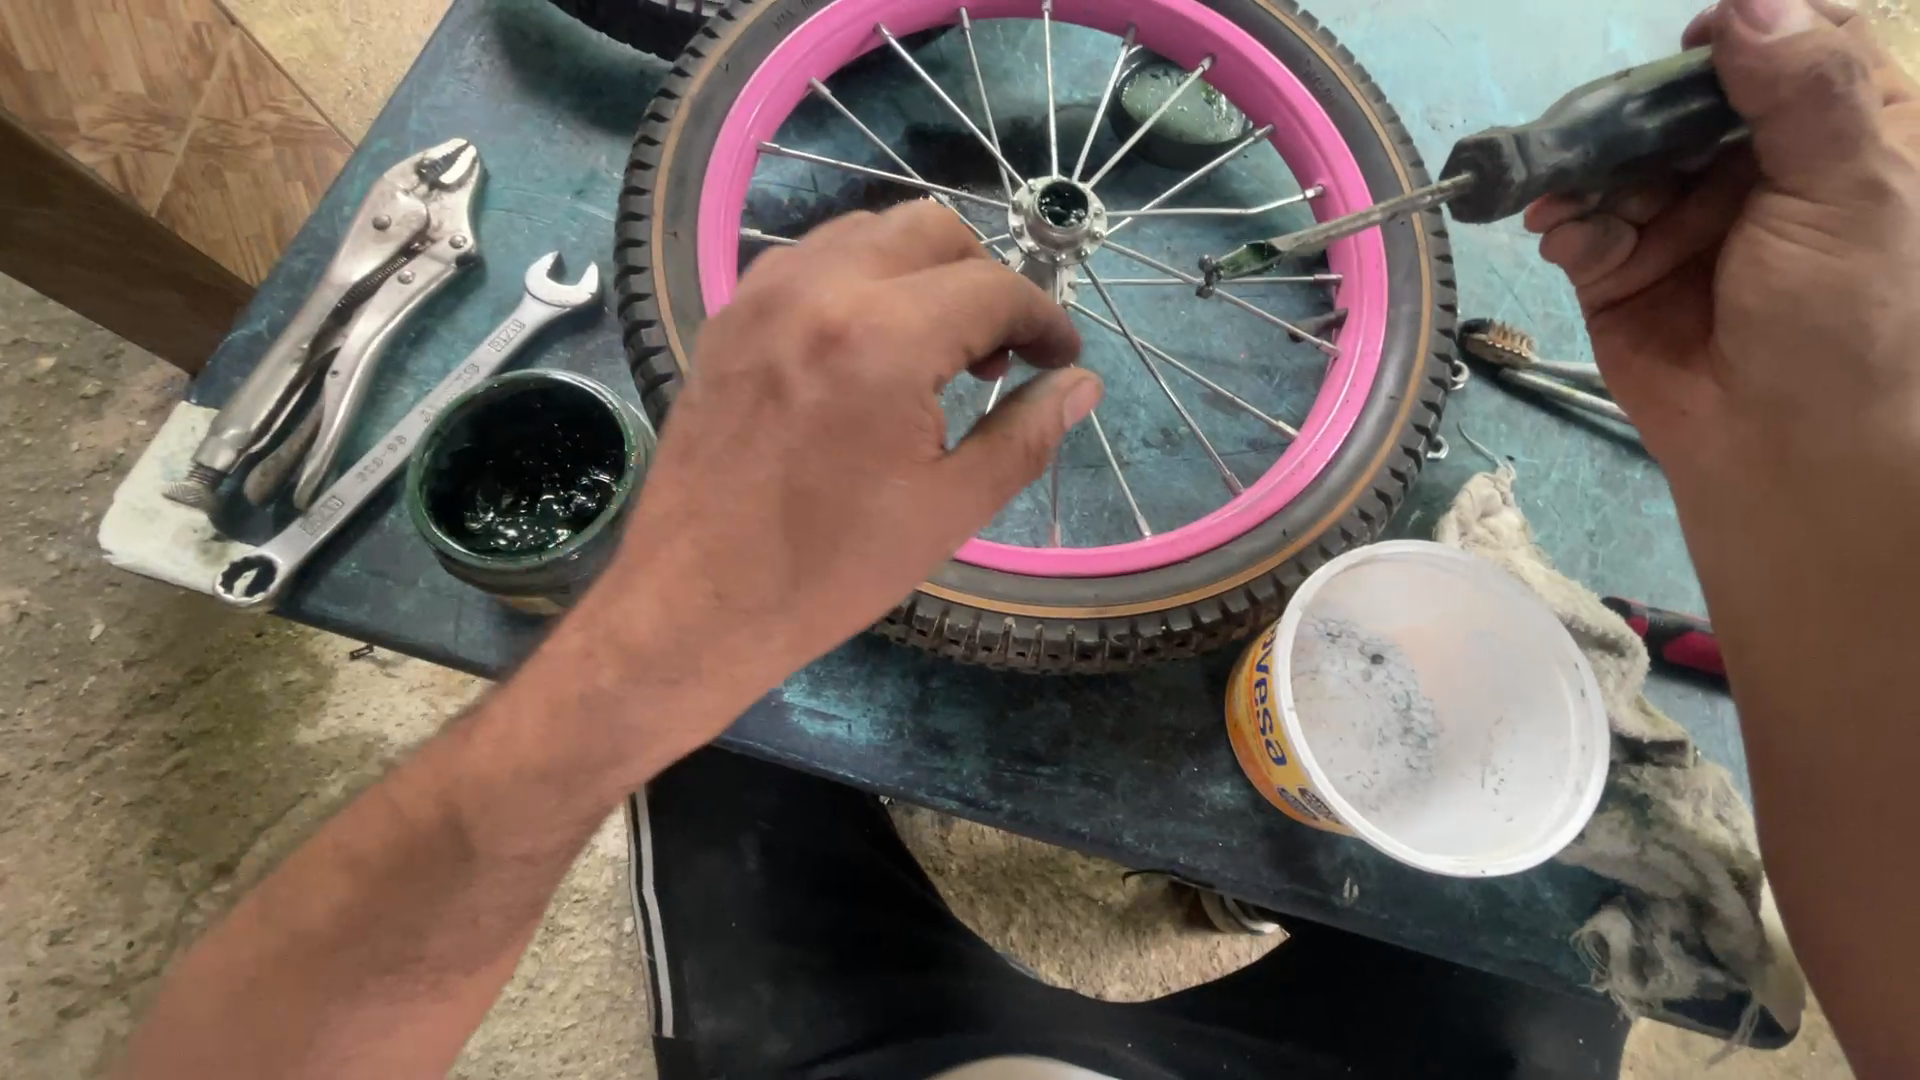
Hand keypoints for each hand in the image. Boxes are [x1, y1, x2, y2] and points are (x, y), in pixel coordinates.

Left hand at [583, 202, 1092, 719]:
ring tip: (936, 350)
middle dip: (986, 280)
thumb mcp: (949, 509)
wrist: (698, 603)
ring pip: (868, 233)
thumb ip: (1026, 435)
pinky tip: (869, 347)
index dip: (1044, 321)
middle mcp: (820, 289)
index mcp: (883, 338)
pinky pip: (811, 263)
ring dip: (922, 273)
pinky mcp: (729, 318)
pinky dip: (861, 281)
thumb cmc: (831, 569)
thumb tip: (1081, 386)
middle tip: (1000, 354)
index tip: (1062, 360)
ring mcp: (763, 295)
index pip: (993, 289)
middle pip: (932, 230)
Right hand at [1527, 0, 1919, 504]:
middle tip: (1593, 128)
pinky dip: (1567, 230)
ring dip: (1586, 180)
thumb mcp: (1847, 186)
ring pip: (1617, 172)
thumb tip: (1746, 1)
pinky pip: (1581, 232)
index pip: (1788, 55)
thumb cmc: (1841, 306)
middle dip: (1634, 118)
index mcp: (1832, 136)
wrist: (1774, 430)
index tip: (1692, 40)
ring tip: (1562, 202)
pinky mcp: (1614, 271)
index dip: (1742, 37)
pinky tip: (1565, 238)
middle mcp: (1747, 172)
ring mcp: (1673, 223)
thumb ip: (1799, 94)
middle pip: (1680, 112)